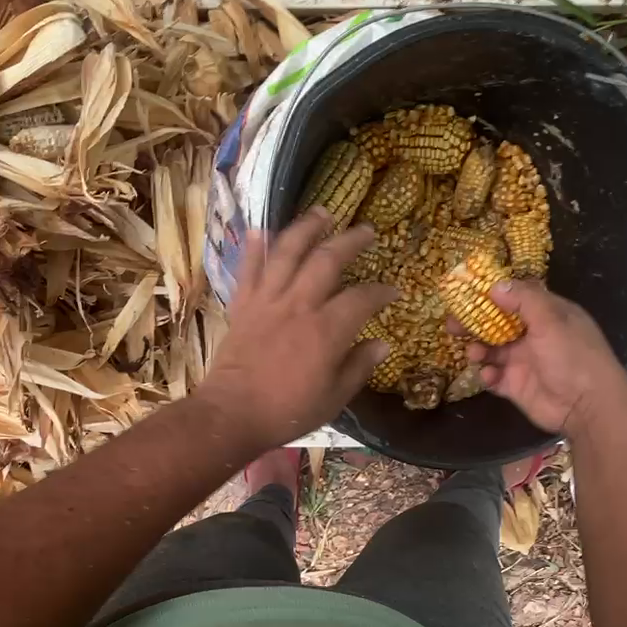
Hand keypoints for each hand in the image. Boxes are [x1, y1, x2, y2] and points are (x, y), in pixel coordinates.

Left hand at [196, 208, 396, 450]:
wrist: (233, 414)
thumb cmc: (288, 412)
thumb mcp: (334, 398)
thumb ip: (358, 367)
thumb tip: (383, 345)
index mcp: (326, 331)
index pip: (362, 299)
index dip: (381, 292)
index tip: (393, 291)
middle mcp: (299, 305)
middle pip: (328, 260)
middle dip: (351, 241)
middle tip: (368, 231)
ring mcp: (267, 301)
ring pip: (288, 251)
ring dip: (307, 228)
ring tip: (322, 212)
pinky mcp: (243, 306)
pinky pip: (249, 268)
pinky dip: (255, 247)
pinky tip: (262, 229)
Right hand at [463, 280, 626, 436]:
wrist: (586, 405)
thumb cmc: (573, 356)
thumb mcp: (551, 320)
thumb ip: (524, 300)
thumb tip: (495, 285)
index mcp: (547, 315)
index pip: (516, 298)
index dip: (492, 295)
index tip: (467, 294)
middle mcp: (534, 336)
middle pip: (497, 325)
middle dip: (474, 324)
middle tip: (452, 325)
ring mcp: (524, 362)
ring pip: (492, 351)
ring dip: (479, 350)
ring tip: (474, 354)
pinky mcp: (516, 386)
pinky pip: (494, 378)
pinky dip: (487, 375)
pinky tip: (489, 376)